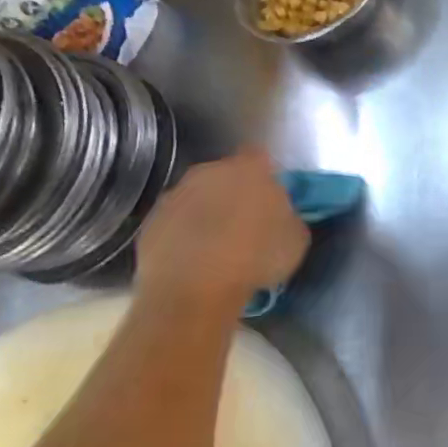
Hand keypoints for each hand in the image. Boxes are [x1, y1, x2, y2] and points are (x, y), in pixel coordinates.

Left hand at [135, 149, 309, 317]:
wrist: (194, 288)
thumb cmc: (256, 258)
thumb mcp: (295, 240)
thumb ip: (289, 217)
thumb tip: (281, 216)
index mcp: (250, 170)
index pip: (260, 158)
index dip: (265, 176)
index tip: (269, 198)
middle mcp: (210, 172)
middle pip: (225, 174)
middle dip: (233, 192)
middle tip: (245, 223)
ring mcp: (176, 195)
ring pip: (197, 197)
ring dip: (206, 213)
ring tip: (217, 246)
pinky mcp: (151, 221)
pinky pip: (175, 222)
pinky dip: (183, 234)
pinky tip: (193, 260)